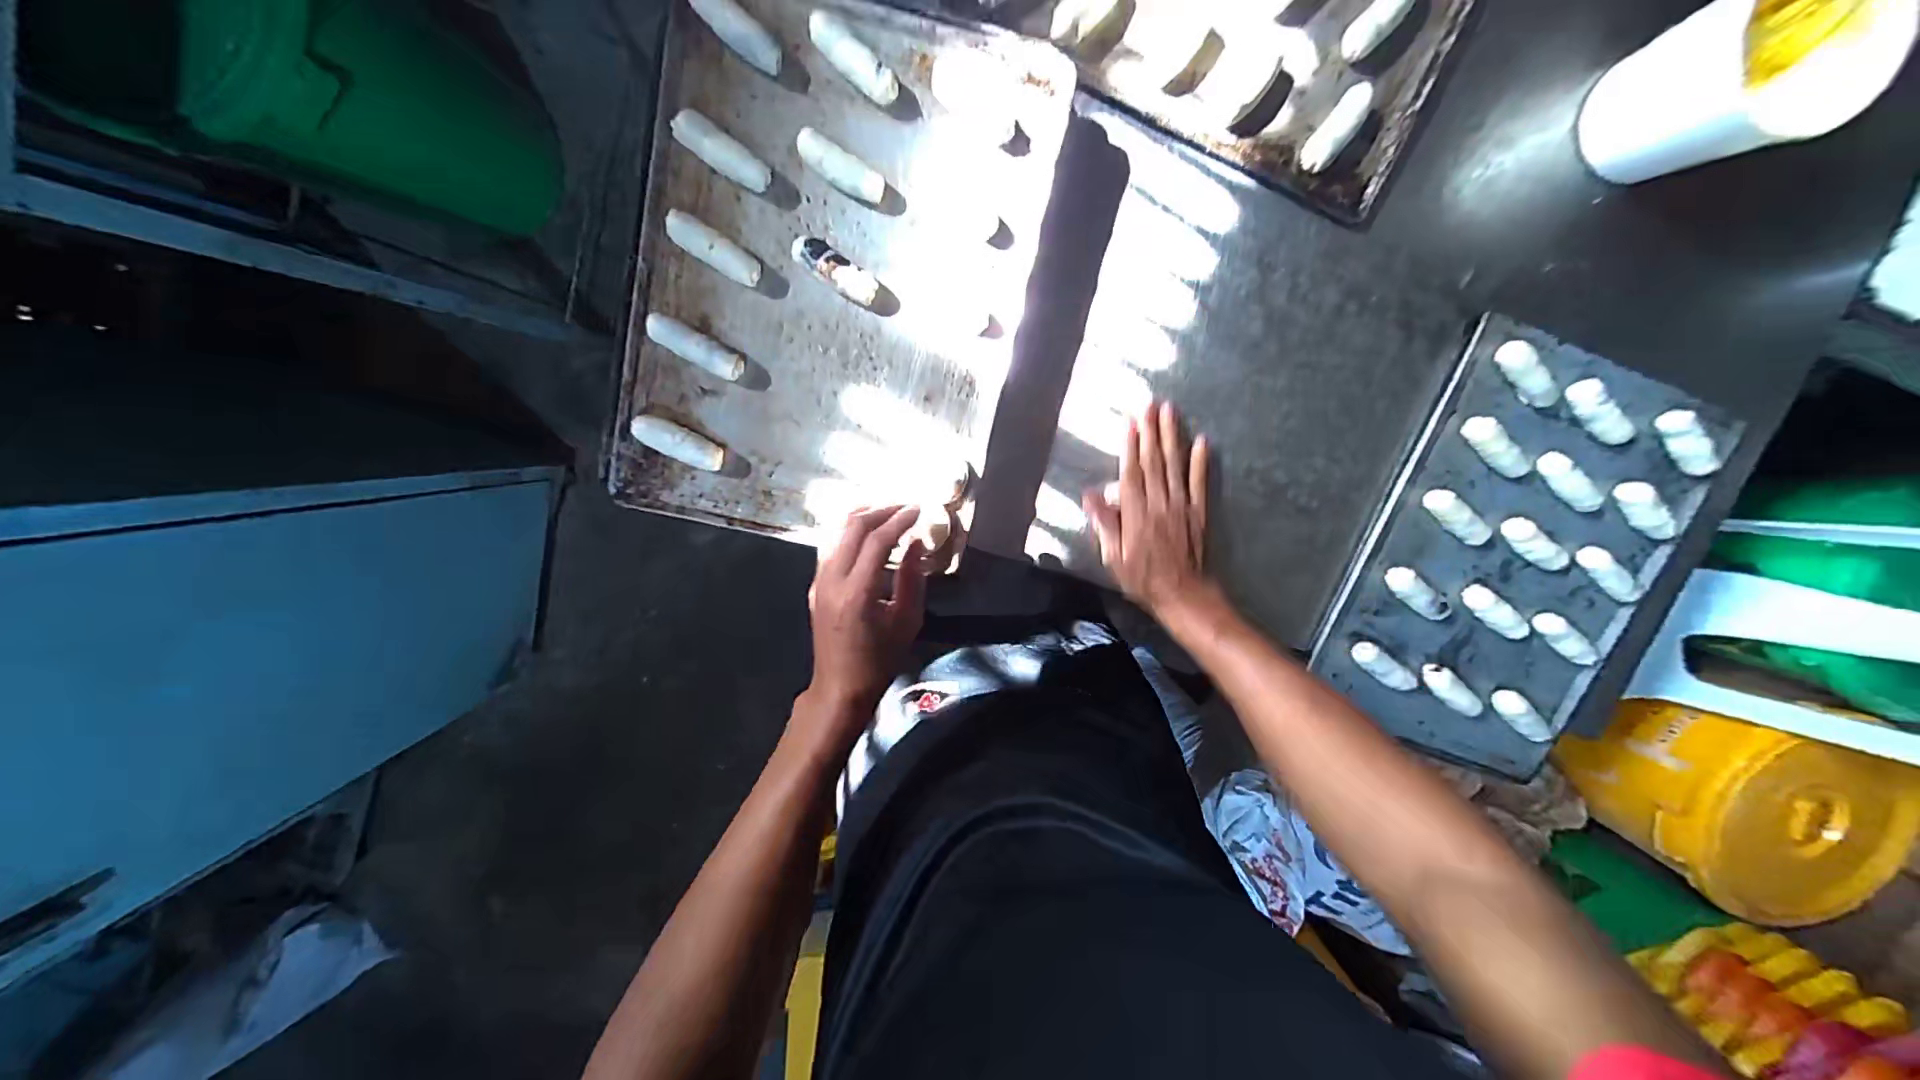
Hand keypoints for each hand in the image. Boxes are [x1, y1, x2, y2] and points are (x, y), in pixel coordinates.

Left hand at [804, 505, 926, 720]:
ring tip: (887, 512)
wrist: (840, 685)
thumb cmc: (880, 659)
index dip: (899, 520)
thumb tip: (917, 543)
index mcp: (857, 592)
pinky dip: (849, 532)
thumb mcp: (907, 621)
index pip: (877, 540)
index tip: (918, 510)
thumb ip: (913, 579)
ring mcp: (818, 581)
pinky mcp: (814, 584)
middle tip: (904, 507)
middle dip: (880, 510)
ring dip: (862, 517)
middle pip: (852, 527)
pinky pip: (830, 546)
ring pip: (836, 531)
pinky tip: (865, 532)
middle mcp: (832, 580)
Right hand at [1083, 402, 1215, 620]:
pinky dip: (1201, 461)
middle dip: (1151, 431)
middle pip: (1154, 462)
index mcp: (1135, 514)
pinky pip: (1199, 482)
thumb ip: (1105, 524)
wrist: (1183, 595)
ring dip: (1172, 436)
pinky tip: (1202, 440)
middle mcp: (1159, 503)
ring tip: (1170, 411)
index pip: (1131, 473)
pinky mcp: (1199, 512)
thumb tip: (1091, 495)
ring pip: (1175, 465)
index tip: (1130, 422)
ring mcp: (1182, 506)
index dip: (1130, 446)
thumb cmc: (1142, 579)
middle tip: (1150, 404)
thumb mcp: (1114, 557)